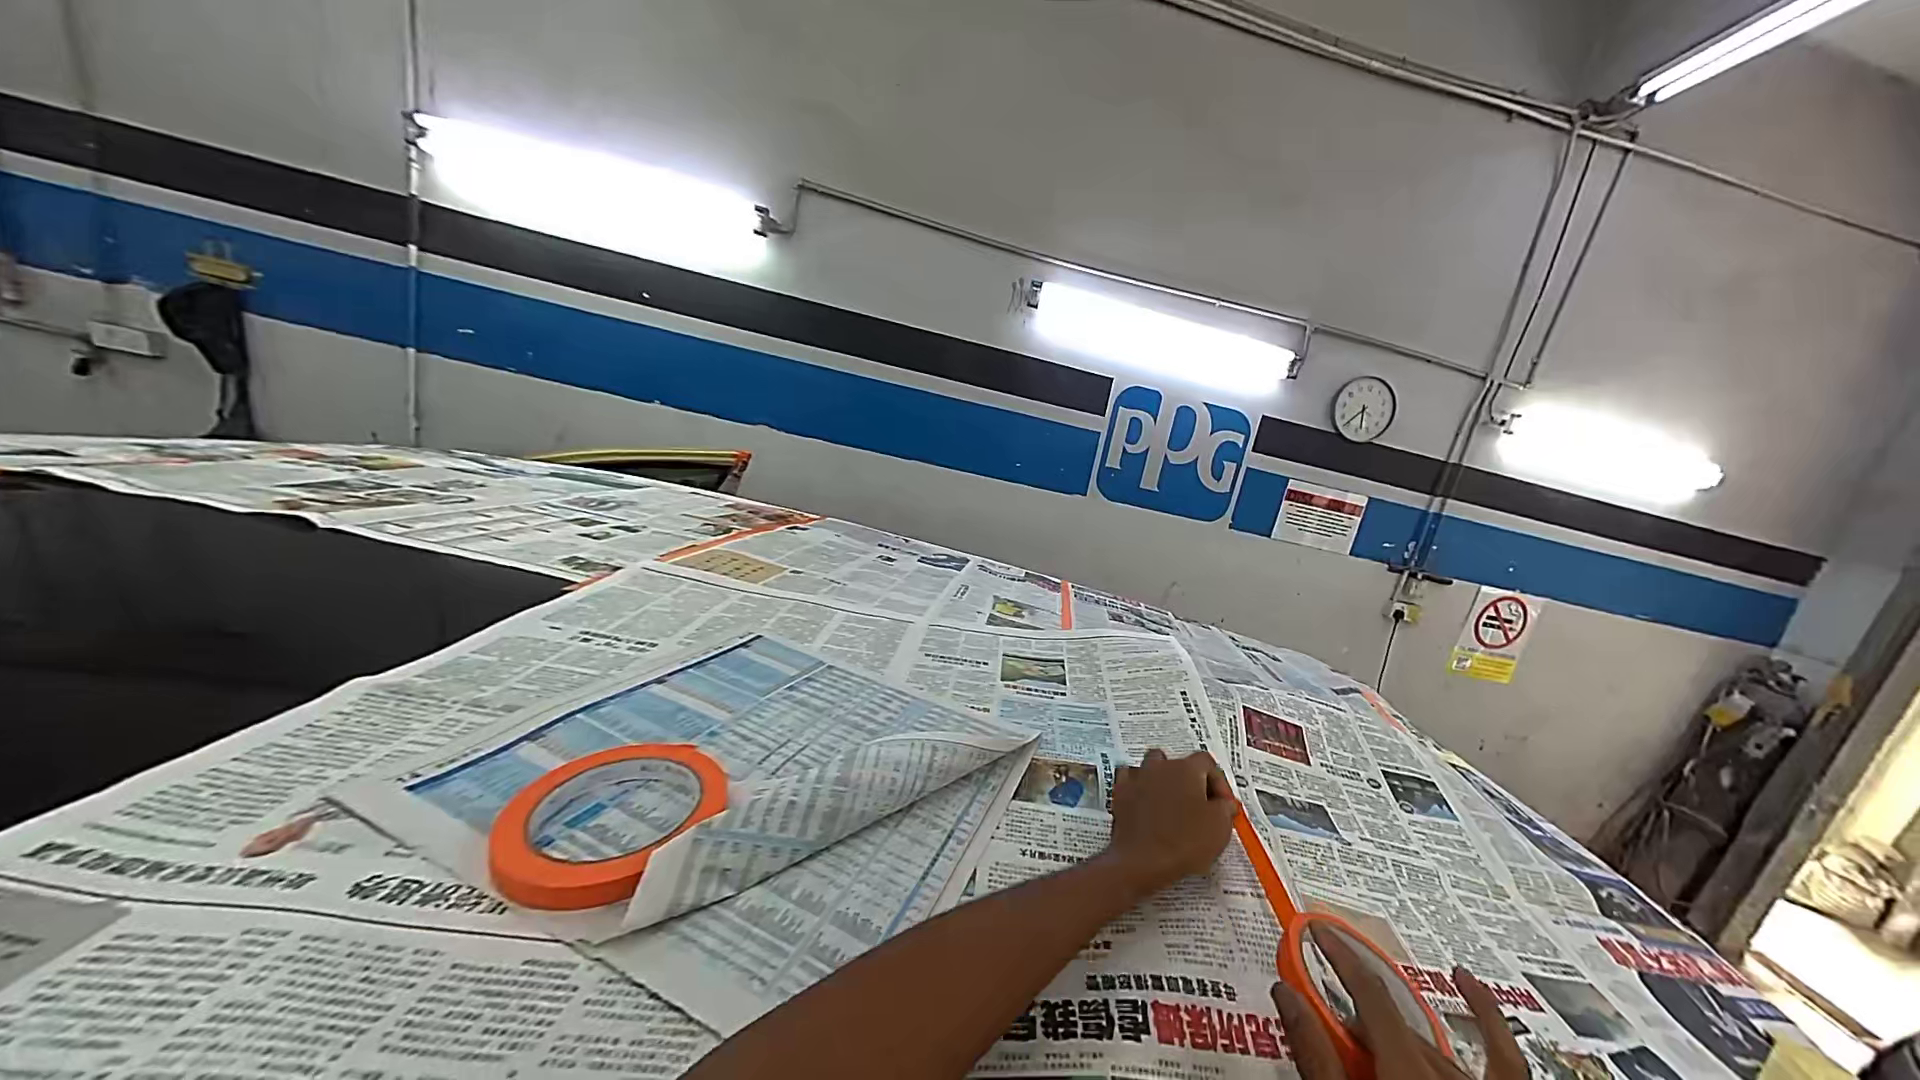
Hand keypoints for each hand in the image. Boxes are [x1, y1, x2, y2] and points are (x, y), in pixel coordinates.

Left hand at [1100, 748, 1235, 896]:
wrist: (1142, 859)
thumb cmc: (1184, 842)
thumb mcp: (1219, 827)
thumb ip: (1225, 807)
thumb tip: (1223, 802)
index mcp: (1186, 769)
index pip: (1207, 762)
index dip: (1219, 782)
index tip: (1223, 805)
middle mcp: (1160, 766)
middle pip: (1179, 763)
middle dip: (1191, 780)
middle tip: (1200, 805)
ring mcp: (1137, 777)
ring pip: (1152, 766)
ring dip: (1163, 779)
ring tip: (1173, 803)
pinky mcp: (1120, 792)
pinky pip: (1130, 779)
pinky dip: (1139, 787)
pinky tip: (1146, 803)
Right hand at [1273, 928, 1529, 1079]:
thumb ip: (1316, 1057)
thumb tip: (1285, 994)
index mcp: (1407, 1074)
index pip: (1370, 996)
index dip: (1342, 958)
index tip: (1318, 931)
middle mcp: (1448, 1077)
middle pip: (1396, 1025)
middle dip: (1357, 1019)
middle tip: (1329, 1021)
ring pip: (1435, 1046)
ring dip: (1398, 1030)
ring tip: (1371, 1023)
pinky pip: (1506, 1057)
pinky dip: (1487, 1016)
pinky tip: (1466, 980)